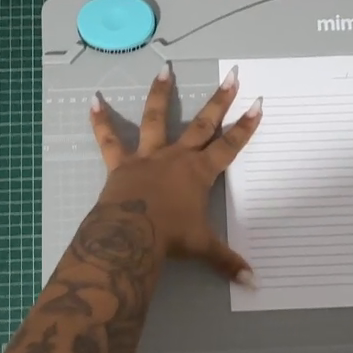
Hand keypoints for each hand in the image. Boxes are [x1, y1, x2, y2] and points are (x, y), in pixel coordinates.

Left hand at [90, 65, 261, 283]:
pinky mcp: (121, 164)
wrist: (131, 235)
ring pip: (156, 119)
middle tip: (232, 77)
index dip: (245, 127)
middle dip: (220, 101)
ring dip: (161, 95)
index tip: (258, 104)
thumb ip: (228, 262)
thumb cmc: (170, 238)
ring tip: (165, 70)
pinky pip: (109, 140)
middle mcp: (177, 157)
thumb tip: (253, 282)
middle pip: (203, 124)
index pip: (229, 146)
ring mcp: (148, 157)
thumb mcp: (203, 248)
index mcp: (200, 173)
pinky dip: (101, 122)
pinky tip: (93, 101)